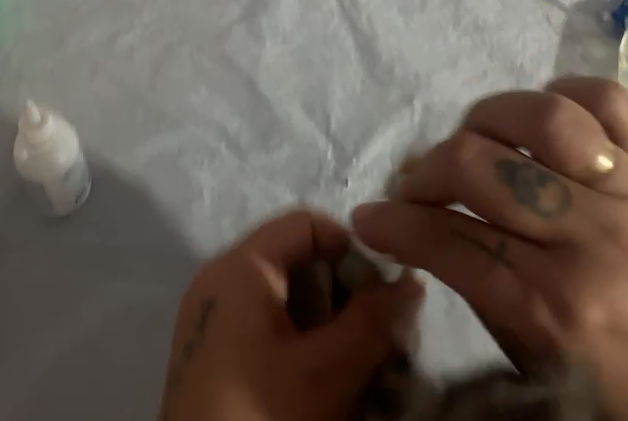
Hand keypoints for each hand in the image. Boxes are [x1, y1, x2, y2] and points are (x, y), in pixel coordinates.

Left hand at [158, 209, 424, 420]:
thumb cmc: (262, 414)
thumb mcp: (328, 370)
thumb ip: (374, 321)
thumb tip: (412, 282)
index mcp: (238, 267)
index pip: (307, 225)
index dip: (353, 249)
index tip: (388, 293)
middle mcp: (220, 282)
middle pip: (297, 263)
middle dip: (346, 296)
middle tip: (383, 338)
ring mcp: (215, 321)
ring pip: (287, 303)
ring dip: (331, 328)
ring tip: (364, 368)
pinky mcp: (215, 358)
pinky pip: (269, 332)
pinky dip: (304, 348)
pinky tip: (331, 386)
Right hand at [352, 78, 627, 420]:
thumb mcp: (541, 368)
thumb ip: (478, 296)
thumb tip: (419, 239)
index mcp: (557, 308)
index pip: (448, 242)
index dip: (394, 225)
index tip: (368, 218)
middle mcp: (591, 240)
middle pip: (479, 166)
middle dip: (424, 172)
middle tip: (413, 188)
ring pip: (538, 118)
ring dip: (483, 121)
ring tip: (469, 144)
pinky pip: (608, 101)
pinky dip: (565, 95)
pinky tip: (541, 119)